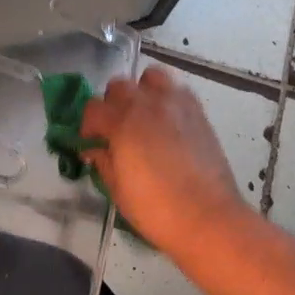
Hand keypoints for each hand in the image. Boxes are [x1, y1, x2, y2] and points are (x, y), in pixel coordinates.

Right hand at [81, 66, 253, 255]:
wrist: (207, 217)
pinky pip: (177, 90)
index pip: (93, 108)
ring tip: (143, 117)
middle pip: (120, 86)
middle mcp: (149, 105)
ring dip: (141, 92)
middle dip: (112, 105)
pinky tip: (166, 124)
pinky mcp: (198, 113)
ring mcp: (177, 105)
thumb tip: (94, 150)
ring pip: (151, 77)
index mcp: (123, 124)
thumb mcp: (118, 190)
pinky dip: (166, 98)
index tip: (91, 143)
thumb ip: (103, 163)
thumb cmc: (156, 210)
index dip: (87, 126)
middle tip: (115, 130)